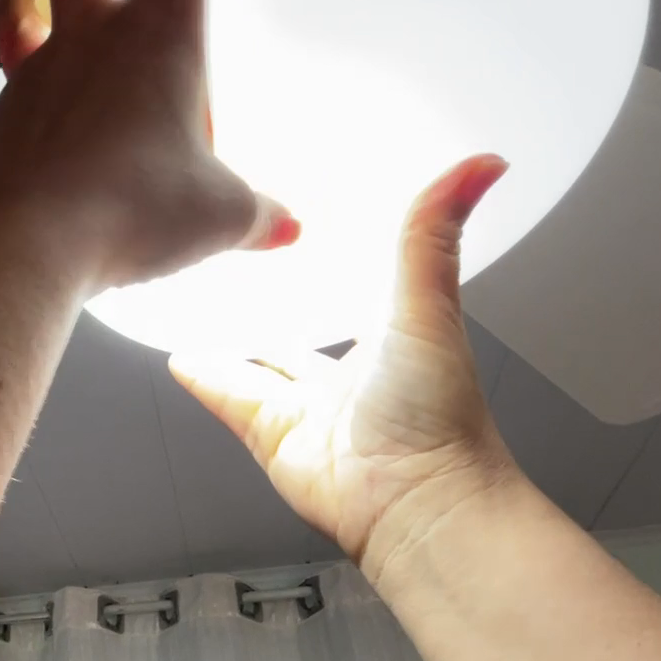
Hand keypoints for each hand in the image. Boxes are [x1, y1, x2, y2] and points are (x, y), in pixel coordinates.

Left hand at [0, 0, 298, 290]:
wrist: (26, 246)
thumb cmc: (127, 214)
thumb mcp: (216, 217)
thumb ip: (258, 216)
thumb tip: (286, 229)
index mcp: (159, 36)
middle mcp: (89, 41)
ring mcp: (34, 80)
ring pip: (21, 13)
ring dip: (24, 6)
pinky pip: (5, 92)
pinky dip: (15, 93)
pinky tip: (25, 112)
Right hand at [171, 155, 523, 581]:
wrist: (408, 497)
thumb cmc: (433, 416)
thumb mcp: (425, 310)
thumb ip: (428, 240)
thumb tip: (480, 163)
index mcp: (383, 346)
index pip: (348, 303)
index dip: (328, 277)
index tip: (303, 251)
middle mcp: (338, 382)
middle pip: (293, 344)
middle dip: (269, 319)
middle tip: (236, 289)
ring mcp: (298, 412)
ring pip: (253, 372)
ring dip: (226, 352)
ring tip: (194, 321)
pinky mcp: (265, 434)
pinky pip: (227, 397)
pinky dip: (202, 379)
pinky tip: (180, 360)